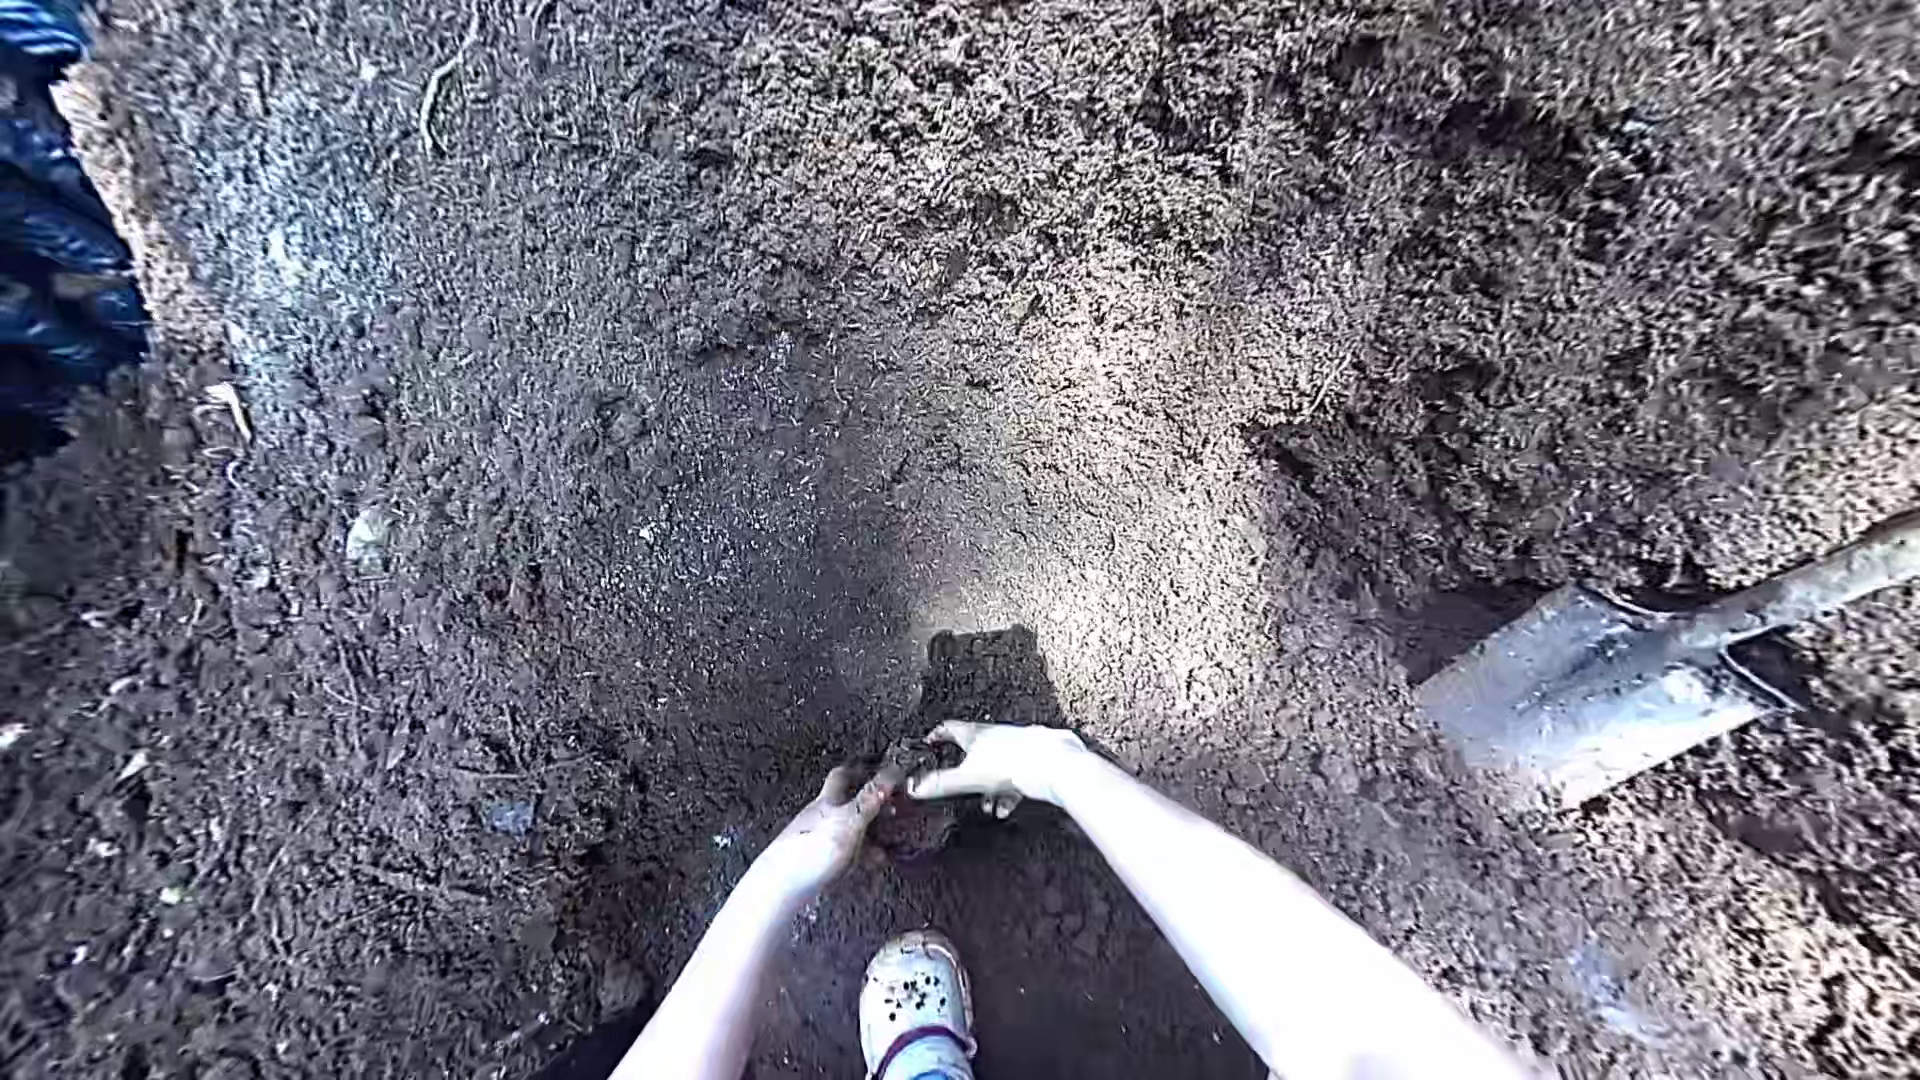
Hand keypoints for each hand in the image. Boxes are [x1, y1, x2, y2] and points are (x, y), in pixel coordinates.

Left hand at [752, 765, 901, 901]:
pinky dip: (859, 858)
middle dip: (869, 807)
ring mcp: (815, 841)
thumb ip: (870, 797)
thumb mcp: (849, 819)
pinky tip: (868, 865)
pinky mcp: (813, 866)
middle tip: (890, 812)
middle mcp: (819, 817)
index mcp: (827, 801)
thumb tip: (891, 773)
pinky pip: (843, 856)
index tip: (879, 771)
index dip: (861, 770)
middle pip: (847, 804)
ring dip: (867, 836)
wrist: (778, 889)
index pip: (843, 775)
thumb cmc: (810, 850)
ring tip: (885, 845)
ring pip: (847, 832)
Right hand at [905, 721, 1089, 813]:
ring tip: (989, 806)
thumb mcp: (969, 777)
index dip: (936, 737)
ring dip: (988, 787)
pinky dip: (1008, 791)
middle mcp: (995, 734)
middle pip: (972, 750)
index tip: (929, 744)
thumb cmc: (1013, 763)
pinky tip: (1007, 806)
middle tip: (961, 786)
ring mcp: (1014, 743)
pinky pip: (1013, 773)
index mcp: (976, 733)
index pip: (948, 728)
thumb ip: (942, 783)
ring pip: (994, 765)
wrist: (1053, 765)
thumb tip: (916, 787)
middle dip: (966, 772)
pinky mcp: (1032, 756)